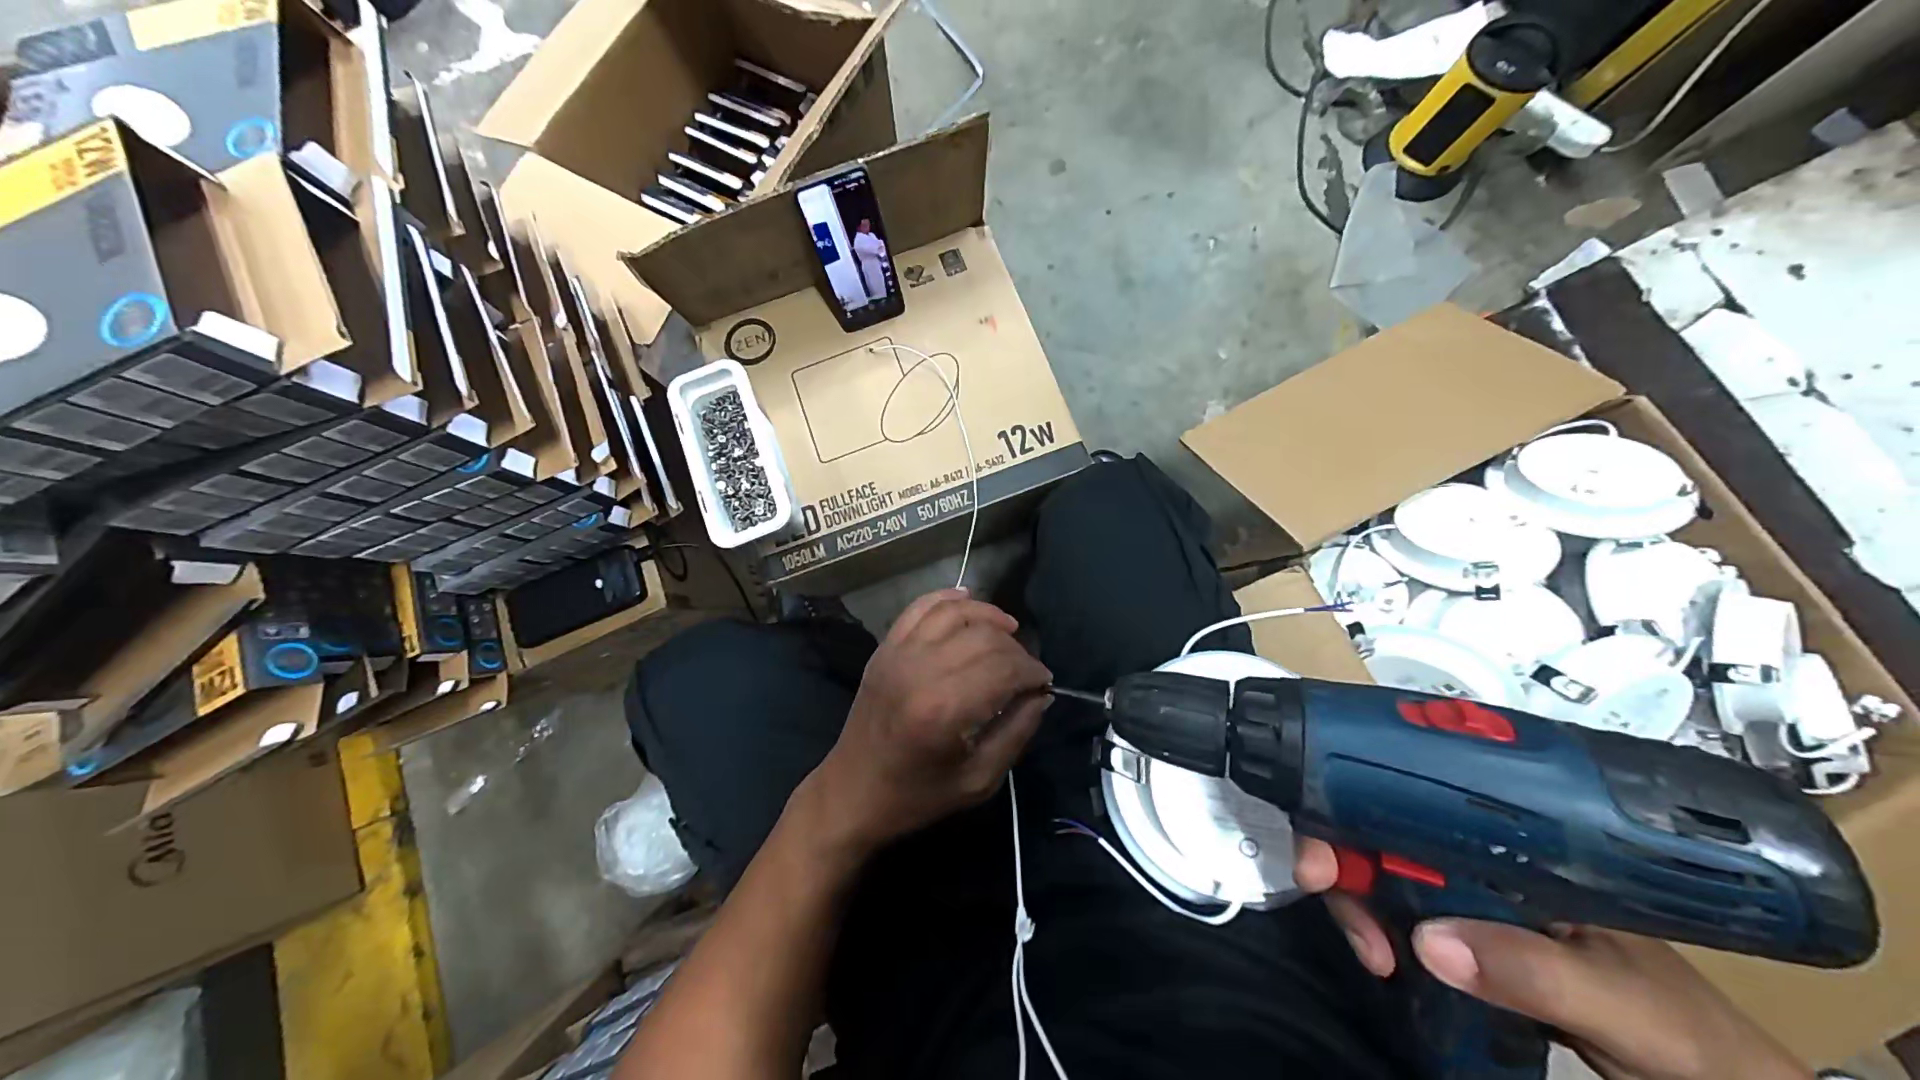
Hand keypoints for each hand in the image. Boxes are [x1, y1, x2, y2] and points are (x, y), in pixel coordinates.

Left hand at [800, 589, 1051, 854]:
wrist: (851, 792)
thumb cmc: (916, 796)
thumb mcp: (978, 781)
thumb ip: (1016, 734)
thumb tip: (1041, 696)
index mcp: (943, 709)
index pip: (1004, 667)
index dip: (1032, 671)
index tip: (1043, 683)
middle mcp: (919, 670)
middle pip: (983, 636)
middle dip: (1016, 648)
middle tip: (1026, 670)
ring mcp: (897, 654)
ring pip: (953, 613)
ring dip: (988, 617)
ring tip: (1008, 631)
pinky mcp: (884, 649)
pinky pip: (919, 608)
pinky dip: (947, 598)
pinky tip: (969, 602)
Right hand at [1294, 839, 1811, 1079]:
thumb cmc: (1687, 1039)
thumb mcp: (1621, 1005)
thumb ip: (1533, 971)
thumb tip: (1425, 938)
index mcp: (1522, 850)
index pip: (1425, 809)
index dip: (1362, 810)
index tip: (1327, 849)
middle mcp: (1485, 862)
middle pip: (1387, 834)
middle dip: (1341, 854)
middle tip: (1316, 883)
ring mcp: (1470, 900)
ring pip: (1382, 874)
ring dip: (1355, 901)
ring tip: (1370, 952)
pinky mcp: (1462, 938)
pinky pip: (1395, 917)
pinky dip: (1372, 931)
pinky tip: (1380, 959)